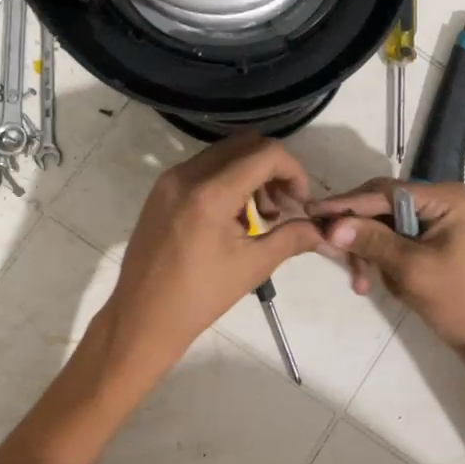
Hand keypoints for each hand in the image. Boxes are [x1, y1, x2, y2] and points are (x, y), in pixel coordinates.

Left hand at [99, 135, 322, 373]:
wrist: (141, 319)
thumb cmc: (200, 297)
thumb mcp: (254, 266)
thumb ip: (292, 238)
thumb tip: (323, 230)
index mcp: (211, 193)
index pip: (266, 154)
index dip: (293, 171)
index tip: (300, 202)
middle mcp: (188, 174)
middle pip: (245, 145)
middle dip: (273, 169)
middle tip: (283, 205)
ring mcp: (170, 179)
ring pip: (224, 153)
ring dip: (251, 173)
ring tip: (260, 216)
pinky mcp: (161, 189)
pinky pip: (204, 167)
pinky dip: (227, 180)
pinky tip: (233, 217)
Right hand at [309, 180, 464, 357]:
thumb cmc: (458, 300)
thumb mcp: (411, 269)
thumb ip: (372, 241)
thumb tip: (332, 225)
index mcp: (445, 197)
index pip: (385, 191)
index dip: (348, 203)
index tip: (312, 210)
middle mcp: (440, 201)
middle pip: (381, 205)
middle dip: (357, 231)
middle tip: (327, 247)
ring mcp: (435, 221)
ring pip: (383, 226)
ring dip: (367, 252)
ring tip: (360, 284)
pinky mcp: (430, 241)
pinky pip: (394, 241)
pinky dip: (380, 260)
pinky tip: (372, 283)